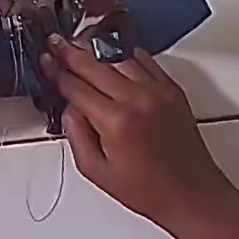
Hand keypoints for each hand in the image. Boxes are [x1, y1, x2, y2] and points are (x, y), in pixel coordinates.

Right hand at [41, 37, 238, 232]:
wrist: (193, 196)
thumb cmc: (148, 189)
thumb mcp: (96, 170)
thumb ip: (76, 134)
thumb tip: (70, 106)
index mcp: (115, 121)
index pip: (75, 85)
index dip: (56, 70)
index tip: (46, 61)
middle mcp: (136, 99)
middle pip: (93, 63)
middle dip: (69, 51)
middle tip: (55, 42)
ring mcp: (156, 91)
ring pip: (117, 55)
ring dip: (94, 47)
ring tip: (78, 43)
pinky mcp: (171, 89)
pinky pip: (143, 59)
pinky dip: (124, 53)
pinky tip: (111, 52)